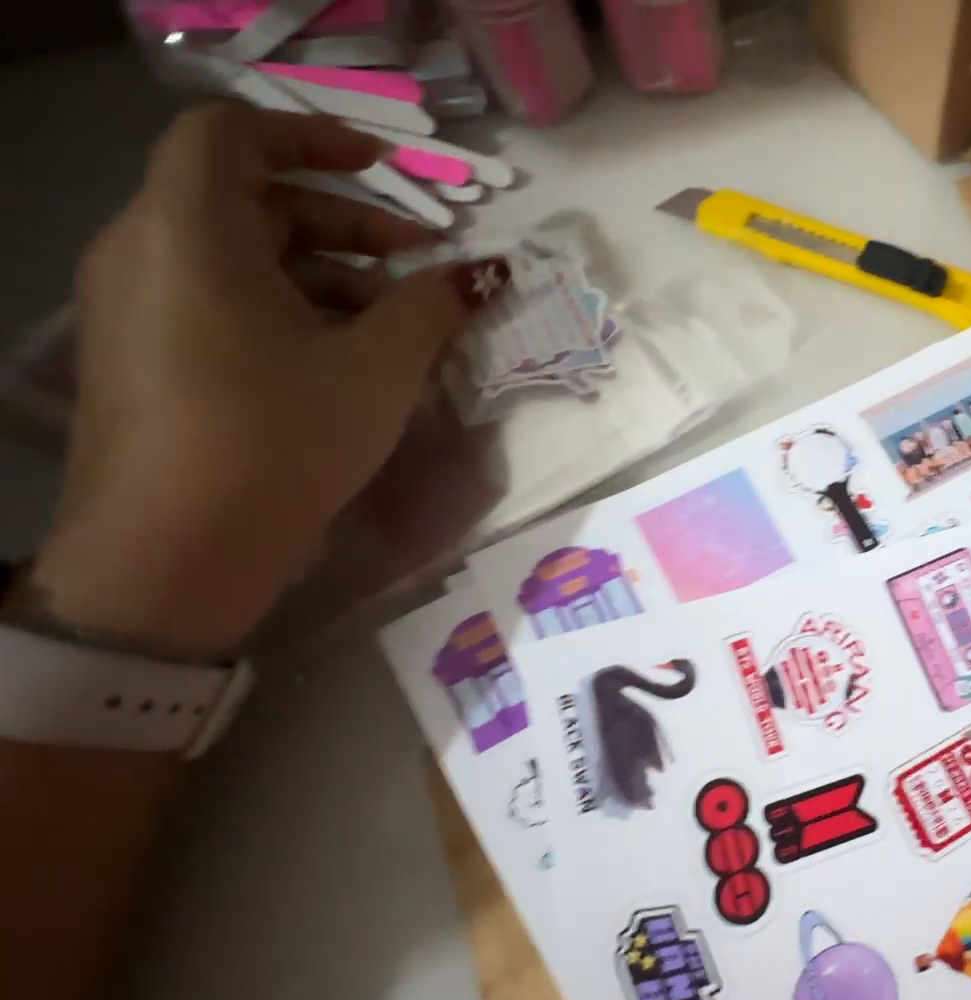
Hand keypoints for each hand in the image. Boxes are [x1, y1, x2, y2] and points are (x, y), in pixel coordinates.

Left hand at [6, 105, 493, 660]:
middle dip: (343, 219)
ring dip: (326, 268)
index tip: (389, 169)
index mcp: (191, 234)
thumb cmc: (284, 437)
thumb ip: (436, 305)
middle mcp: (146, 251)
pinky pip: (220, 296)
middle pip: (246, 197)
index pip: (233, 135)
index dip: (315, 137)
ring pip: (237, 252)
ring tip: (397, 319)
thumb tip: (487, 272)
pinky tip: (347, 355)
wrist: (178, 547)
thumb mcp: (381, 366)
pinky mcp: (146, 352)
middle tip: (418, 260)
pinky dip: (290, 303)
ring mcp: (136, 304)